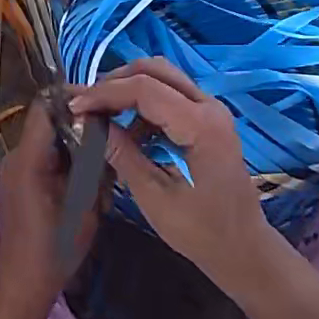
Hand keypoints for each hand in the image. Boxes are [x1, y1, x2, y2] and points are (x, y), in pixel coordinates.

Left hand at [0, 98, 100, 312]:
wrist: (22, 284)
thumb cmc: (54, 247)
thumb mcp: (83, 204)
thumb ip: (91, 163)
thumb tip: (104, 130)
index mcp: (28, 158)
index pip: (45, 106)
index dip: (73, 97)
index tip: (105, 100)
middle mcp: (17, 156)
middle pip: (50, 123)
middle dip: (81, 126)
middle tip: (114, 134)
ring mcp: (16, 169)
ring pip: (51, 141)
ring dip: (77, 147)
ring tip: (105, 163)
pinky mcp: (21, 181)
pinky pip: (46, 158)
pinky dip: (68, 163)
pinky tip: (90, 182)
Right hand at [68, 58, 273, 284]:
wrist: (243, 248)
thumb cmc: (200, 230)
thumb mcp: (153, 195)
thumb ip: (121, 154)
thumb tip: (86, 123)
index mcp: (201, 126)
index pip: (145, 89)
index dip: (104, 93)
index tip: (74, 106)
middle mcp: (210, 107)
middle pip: (154, 70)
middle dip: (115, 82)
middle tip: (87, 104)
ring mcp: (211, 109)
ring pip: (162, 76)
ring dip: (128, 88)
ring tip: (100, 113)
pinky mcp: (206, 118)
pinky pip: (170, 93)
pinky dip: (142, 101)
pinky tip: (125, 128)